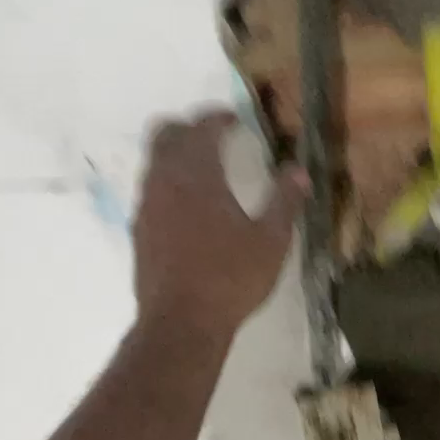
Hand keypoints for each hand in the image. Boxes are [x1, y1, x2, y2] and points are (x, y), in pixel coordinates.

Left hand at [131, 111, 307, 341]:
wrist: (182, 321)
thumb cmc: (232, 278)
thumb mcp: (271, 241)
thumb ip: (284, 201)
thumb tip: (298, 171)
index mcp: (198, 174)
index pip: (203, 128)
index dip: (219, 117)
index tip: (236, 118)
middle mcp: (164, 180)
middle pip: (167, 133)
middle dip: (191, 128)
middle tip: (216, 135)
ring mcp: (147, 204)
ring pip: (155, 161)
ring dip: (178, 154)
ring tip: (205, 169)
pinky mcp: (140, 229)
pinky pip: (152, 188)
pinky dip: (170, 182)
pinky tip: (190, 206)